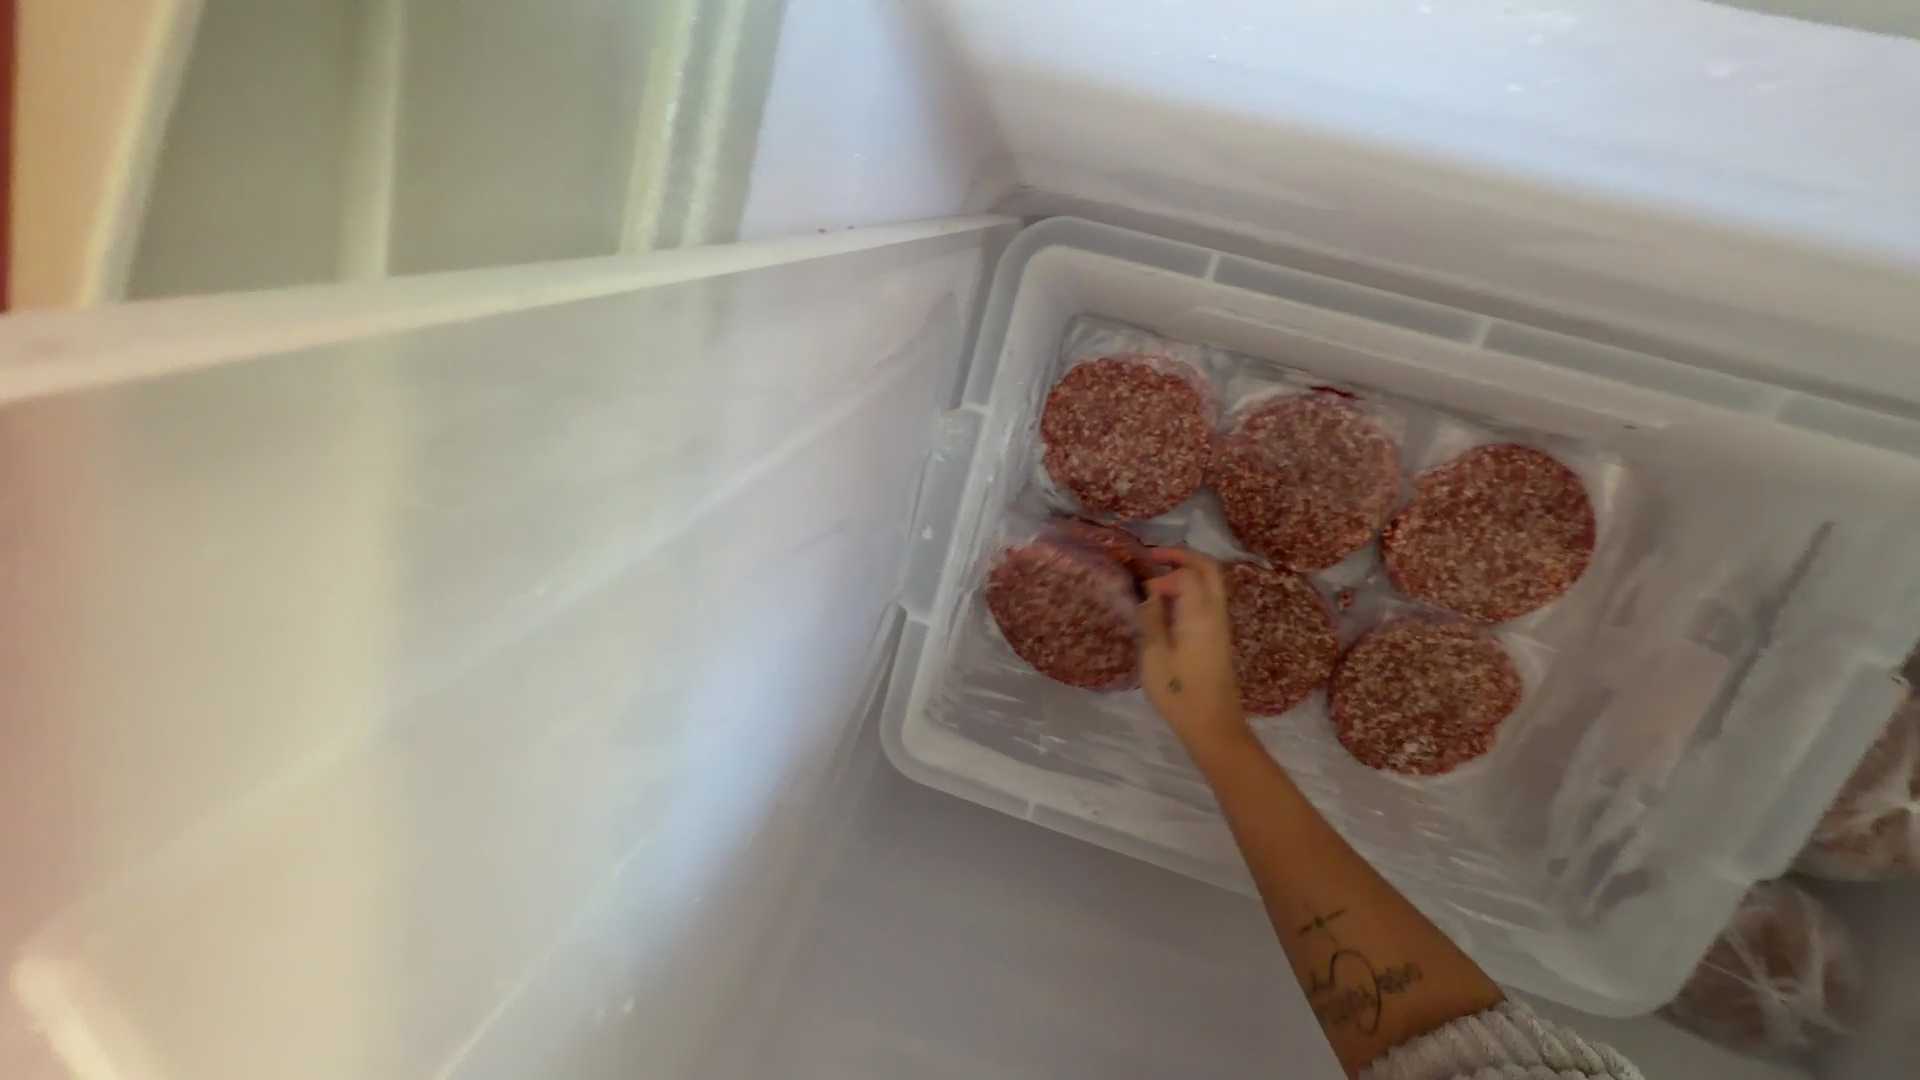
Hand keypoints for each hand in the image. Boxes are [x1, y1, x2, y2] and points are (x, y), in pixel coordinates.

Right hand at [1139, 548, 1249, 752]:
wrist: (1213, 725)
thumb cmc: (1179, 691)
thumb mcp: (1155, 654)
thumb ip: (1151, 618)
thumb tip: (1149, 592)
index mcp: (1200, 613)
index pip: (1187, 573)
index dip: (1163, 574)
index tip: (1142, 590)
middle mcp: (1216, 612)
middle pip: (1208, 568)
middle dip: (1182, 556)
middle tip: (1154, 556)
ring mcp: (1220, 624)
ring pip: (1211, 583)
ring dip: (1187, 572)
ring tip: (1157, 578)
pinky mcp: (1218, 637)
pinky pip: (1208, 599)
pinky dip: (1190, 590)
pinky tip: (1168, 604)